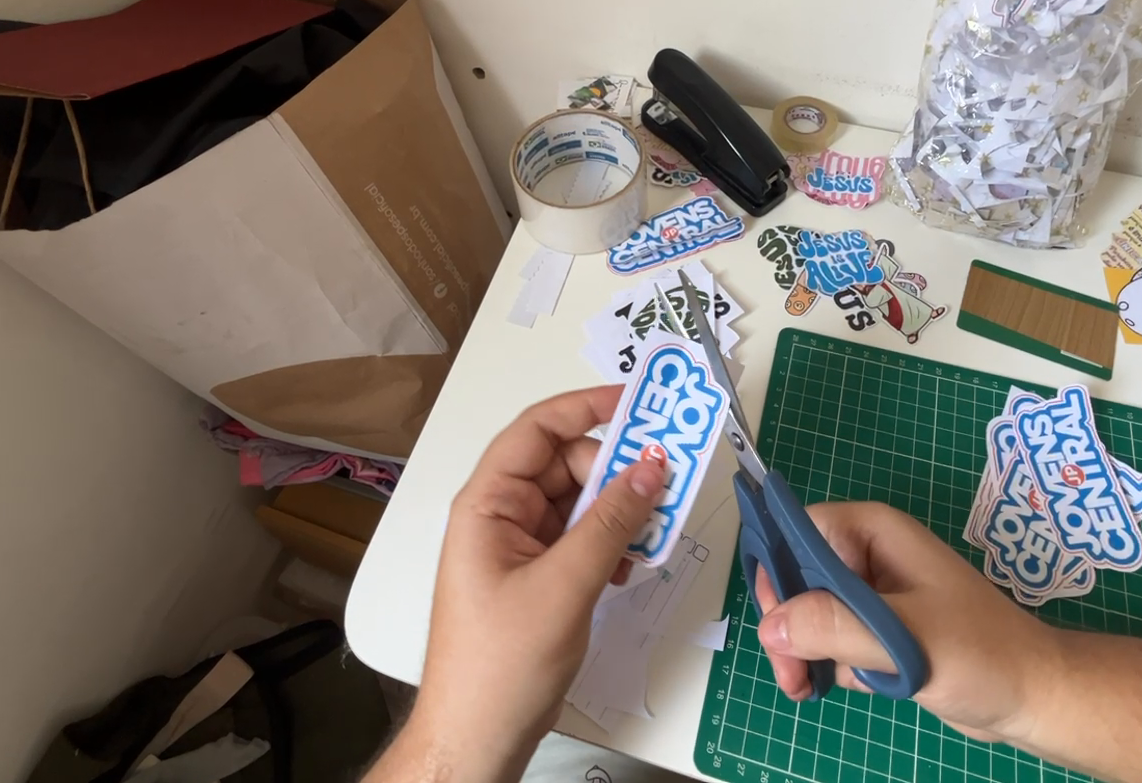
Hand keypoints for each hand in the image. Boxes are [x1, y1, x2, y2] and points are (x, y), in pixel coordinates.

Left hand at [410, 387, 667, 779]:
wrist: (479, 740)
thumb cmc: (501, 663)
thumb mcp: (564, 584)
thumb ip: (611, 522)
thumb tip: (652, 467)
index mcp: (490, 501)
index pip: (537, 430)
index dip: (585, 407)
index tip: (636, 402)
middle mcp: (505, 513)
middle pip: (567, 464)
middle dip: (615, 470)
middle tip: (662, 480)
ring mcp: (524, 543)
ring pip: (581, 500)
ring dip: (620, 510)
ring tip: (652, 530)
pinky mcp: (543, 570)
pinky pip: (584, 534)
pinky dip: (613, 540)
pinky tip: (631, 564)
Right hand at [753, 502, 1065, 745]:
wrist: (1034, 699)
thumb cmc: (980, 654)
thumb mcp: (905, 638)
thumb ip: (836, 627)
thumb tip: (770, 625)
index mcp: (871, 531)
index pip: (802, 531)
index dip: (780, 569)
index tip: (774, 622)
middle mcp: (864, 553)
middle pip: (798, 573)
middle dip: (786, 621)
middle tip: (788, 672)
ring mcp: (869, 591)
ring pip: (807, 608)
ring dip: (797, 647)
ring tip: (801, 687)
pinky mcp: (874, 627)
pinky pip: (828, 634)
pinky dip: (818, 660)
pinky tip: (822, 687)